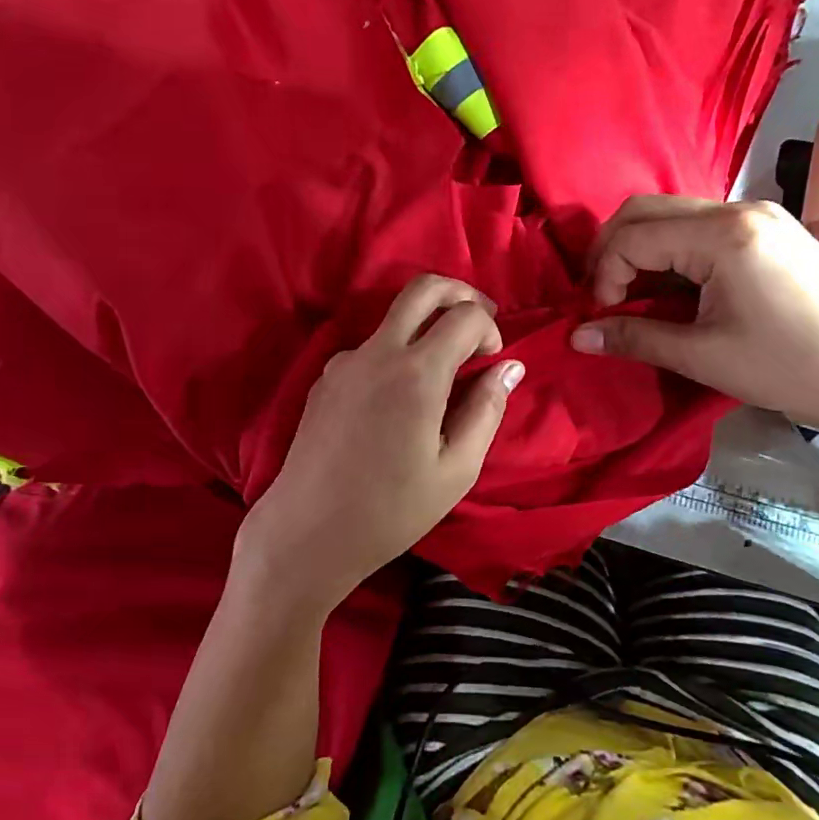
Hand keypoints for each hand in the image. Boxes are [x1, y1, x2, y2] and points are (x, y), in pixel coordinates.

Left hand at [236, 275, 524, 615]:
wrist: (309, 531)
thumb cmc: (391, 511)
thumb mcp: (457, 469)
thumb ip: (486, 410)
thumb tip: (509, 367)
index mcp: (416, 374)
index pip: (465, 315)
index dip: (489, 328)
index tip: (493, 360)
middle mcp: (377, 353)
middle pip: (422, 288)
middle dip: (460, 294)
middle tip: (479, 323)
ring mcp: (344, 362)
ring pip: (393, 316)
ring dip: (426, 324)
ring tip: (443, 371)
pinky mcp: (326, 378)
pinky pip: (371, 348)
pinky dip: (397, 353)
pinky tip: (401, 400)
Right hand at [569, 196, 818, 438]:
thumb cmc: (795, 367)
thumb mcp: (705, 357)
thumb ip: (636, 337)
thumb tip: (577, 336)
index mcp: (722, 234)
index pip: (632, 236)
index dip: (603, 277)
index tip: (603, 319)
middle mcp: (738, 208)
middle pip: (647, 210)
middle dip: (611, 253)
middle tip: (604, 301)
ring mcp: (759, 216)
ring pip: (673, 218)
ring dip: (642, 254)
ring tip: (634, 302)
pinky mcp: (772, 233)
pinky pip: (702, 231)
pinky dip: (673, 257)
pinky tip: (673, 294)